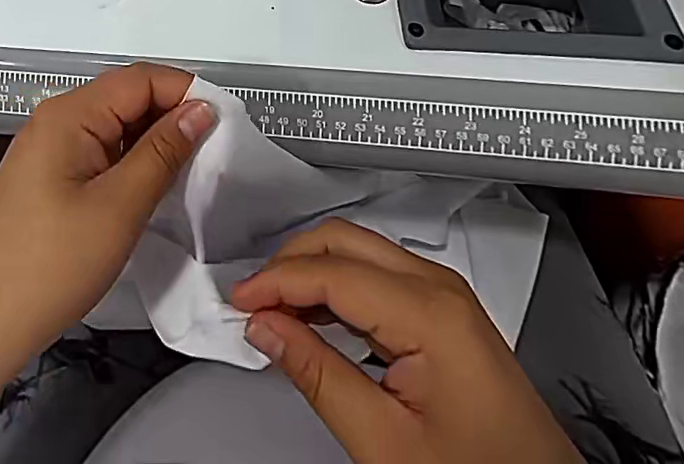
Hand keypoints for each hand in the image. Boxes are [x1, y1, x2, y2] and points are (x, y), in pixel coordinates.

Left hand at [0, 62, 214, 363]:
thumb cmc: (48, 266)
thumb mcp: (119, 207)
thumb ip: (163, 152)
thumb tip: (199, 111)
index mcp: (69, 114)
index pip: (141, 79)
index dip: (185, 92)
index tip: (222, 121)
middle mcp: (55, 119)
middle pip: (126, 96)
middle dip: (171, 114)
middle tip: (212, 149)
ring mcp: (48, 146)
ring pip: (114, 124)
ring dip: (152, 139)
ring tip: (188, 169)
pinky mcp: (48, 173)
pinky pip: (99, 148)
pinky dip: (130, 159)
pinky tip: (150, 184)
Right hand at [230, 220, 579, 463]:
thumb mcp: (385, 444)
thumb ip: (317, 375)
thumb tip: (266, 328)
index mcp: (430, 312)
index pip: (331, 272)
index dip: (276, 281)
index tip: (240, 300)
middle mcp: (438, 288)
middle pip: (342, 241)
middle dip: (290, 262)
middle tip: (254, 300)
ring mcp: (443, 295)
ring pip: (356, 250)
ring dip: (310, 271)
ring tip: (275, 311)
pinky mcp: (441, 309)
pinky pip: (374, 274)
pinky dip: (335, 286)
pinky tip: (313, 316)